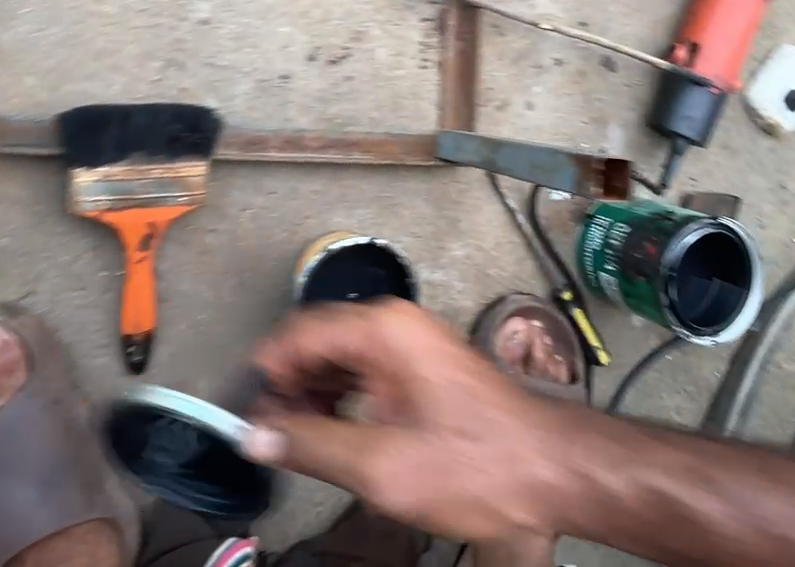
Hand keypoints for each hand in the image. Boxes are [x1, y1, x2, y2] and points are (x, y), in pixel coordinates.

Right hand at [244, 299, 571, 543]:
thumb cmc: (473, 463)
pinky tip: (331, 435)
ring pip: (339, 358)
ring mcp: (410, 343)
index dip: (267, 372)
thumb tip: (254, 435)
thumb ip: (311, 445)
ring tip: (295, 442)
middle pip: (318, 342)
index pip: (300, 333)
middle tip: (268, 436)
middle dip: (288, 386)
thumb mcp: (382, 465)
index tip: (245, 414)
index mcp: (382, 330)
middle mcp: (394, 324)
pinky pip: (364, 371)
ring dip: (312, 395)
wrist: (548, 469)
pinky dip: (340, 399)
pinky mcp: (420, 366)